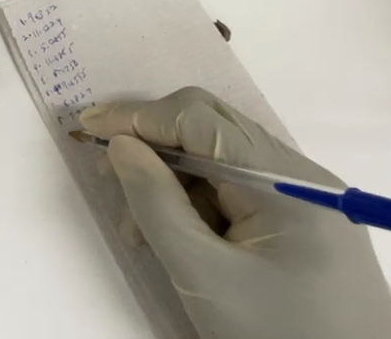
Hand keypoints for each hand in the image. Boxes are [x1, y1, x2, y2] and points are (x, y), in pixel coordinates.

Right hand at [79, 88, 390, 338]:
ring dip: (169, 176)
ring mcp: (304, 202)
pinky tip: (172, 233)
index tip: (86, 125)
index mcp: (287, 181)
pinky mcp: (300, 228)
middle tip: (106, 165)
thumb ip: (155, 202)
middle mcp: (300, 177)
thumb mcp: (204, 275)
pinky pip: (235, 191)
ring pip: (217, 159)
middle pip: (209, 127)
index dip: (137, 116)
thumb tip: (120, 144)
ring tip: (135, 222)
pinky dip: (195, 201)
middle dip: (152, 139)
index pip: (197, 118)